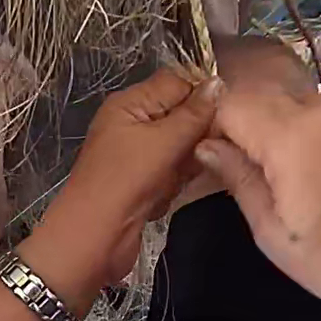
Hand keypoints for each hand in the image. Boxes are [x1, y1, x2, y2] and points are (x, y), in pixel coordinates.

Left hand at [21, 69, 220, 311]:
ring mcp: (138, 156)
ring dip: (187, 164)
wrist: (93, 238)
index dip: (202, 95)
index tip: (227, 115)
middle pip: (181, 116)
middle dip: (197, 135)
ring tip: (176, 177)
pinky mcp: (144, 183)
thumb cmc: (124, 182)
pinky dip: (175, 184)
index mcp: (130, 104)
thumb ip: (194, 113)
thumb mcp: (162, 140)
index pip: (176, 83)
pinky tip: (166, 194)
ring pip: (182, 148)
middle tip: (202, 151)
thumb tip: (219, 83)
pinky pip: (173, 173)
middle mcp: (133, 124)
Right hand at [192, 86, 320, 320]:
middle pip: (279, 104)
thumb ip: (239, 180)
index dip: (223, 128)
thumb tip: (207, 146)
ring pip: (320, 110)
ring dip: (312, 137)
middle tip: (287, 187)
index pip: (234, 103)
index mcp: (294, 134)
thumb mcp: (275, 235)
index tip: (230, 161)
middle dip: (269, 136)